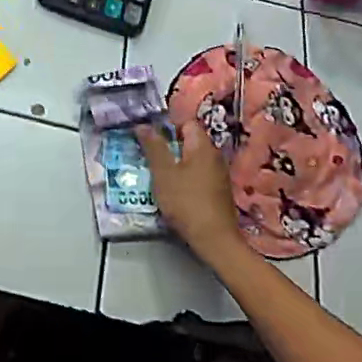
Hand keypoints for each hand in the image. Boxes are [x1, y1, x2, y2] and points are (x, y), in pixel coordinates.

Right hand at [134, 120, 245, 257]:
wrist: (213, 238)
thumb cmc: (186, 201)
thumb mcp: (163, 173)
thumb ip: (154, 147)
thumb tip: (143, 125)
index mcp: (203, 147)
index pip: (186, 123)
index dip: (166, 125)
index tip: (147, 135)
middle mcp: (214, 156)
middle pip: (188, 141)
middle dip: (167, 144)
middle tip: (145, 152)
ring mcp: (217, 174)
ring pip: (191, 158)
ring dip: (173, 161)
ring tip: (153, 169)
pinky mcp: (216, 189)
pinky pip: (196, 173)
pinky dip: (182, 174)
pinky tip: (169, 186)